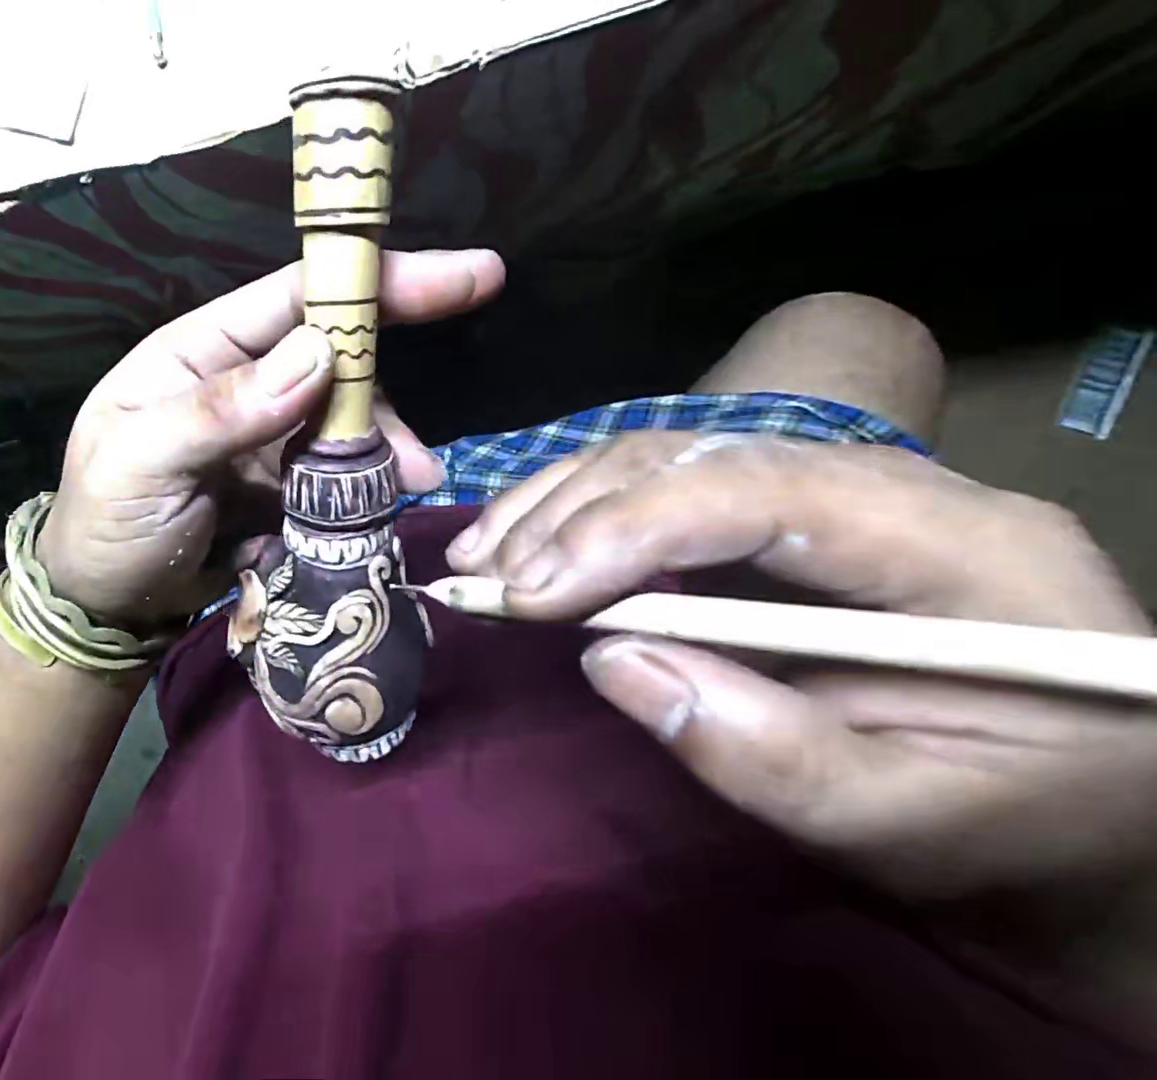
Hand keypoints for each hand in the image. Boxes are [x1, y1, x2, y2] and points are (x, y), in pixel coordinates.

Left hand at [37, 249, 504, 626]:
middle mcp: (238, 382)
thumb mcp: (139, 463)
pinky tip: (380, 507)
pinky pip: (335, 471)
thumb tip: (317, 356)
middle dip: (382, 397)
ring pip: (343, 421)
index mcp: (196, 353)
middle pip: (333, 361)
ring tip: (407, 488)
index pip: (293, 298)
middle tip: (421, 454)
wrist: (106, 602)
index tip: (466, 276)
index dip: (374, 281)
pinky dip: (363, 485)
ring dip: (381, 450)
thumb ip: (218, 410)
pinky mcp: (277, 483)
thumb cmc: (104, 524)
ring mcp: (262, 435)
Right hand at [447, 431, 1155, 904]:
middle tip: (484, 584)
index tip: (527, 595)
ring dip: (550, 506)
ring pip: (655, 459)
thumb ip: (766, 752)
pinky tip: (511, 544)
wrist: (1046, 817)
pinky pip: (645, 489)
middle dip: (570, 518)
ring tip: (475, 562)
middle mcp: (885, 490)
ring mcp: (814, 494)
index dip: (627, 531)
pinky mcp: (759, 519)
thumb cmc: (997, 831)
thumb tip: (610, 660)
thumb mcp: (900, 824)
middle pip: (693, 458)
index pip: (763, 492)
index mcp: (961, 550)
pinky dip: (564, 512)